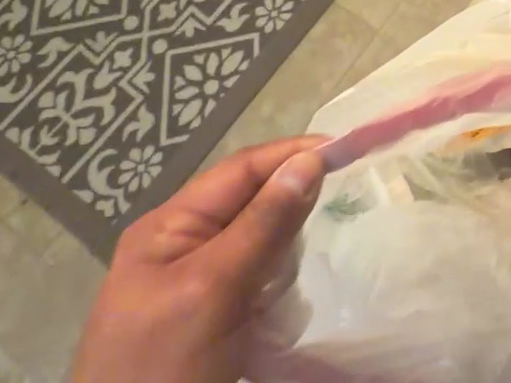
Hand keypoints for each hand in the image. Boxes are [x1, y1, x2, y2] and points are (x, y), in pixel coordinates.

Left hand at [70, 136, 327, 382]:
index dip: (293, 153)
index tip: (350, 149)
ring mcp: (196, 282)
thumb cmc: (161, 367)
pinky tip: (287, 299)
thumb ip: (263, 224)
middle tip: (343, 202)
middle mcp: (181, 243)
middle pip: (253, 200)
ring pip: (262, 239)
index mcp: (169, 226)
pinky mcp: (213, 315)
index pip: (242, 169)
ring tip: (309, 260)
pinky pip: (259, 277)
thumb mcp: (212, 290)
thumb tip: (311, 159)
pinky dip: (279, 281)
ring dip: (287, 247)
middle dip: (292, 202)